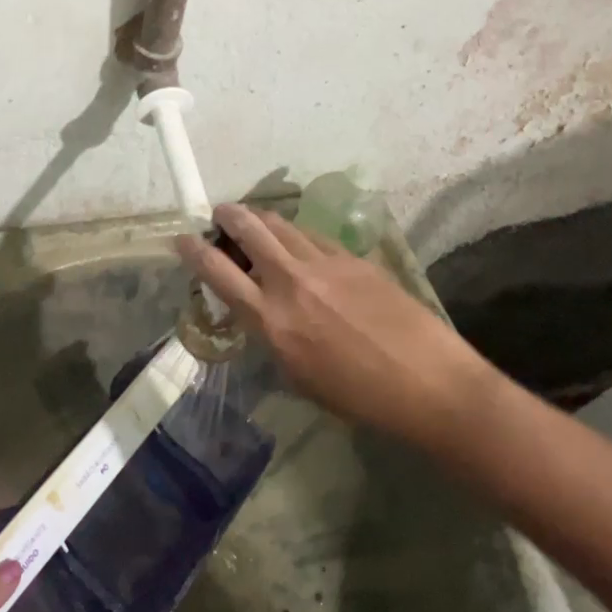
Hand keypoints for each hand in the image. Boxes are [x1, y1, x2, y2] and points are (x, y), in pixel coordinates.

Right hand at [176, 203, 497, 447]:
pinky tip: (299, 244)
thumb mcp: (298, 375)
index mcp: (271, 321)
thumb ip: (271, 336)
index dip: (192, 249)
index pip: (216, 271)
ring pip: (281, 224)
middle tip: (219, 214)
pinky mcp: (355, 258)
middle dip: (226, 215)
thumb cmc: (359, 397)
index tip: (181, 238)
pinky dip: (296, 235)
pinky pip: (313, 237)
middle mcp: (291, 283)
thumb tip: (260, 313)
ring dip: (260, 219)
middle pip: (248, 228)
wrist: (430, 384)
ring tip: (254, 222)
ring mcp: (326, 265)